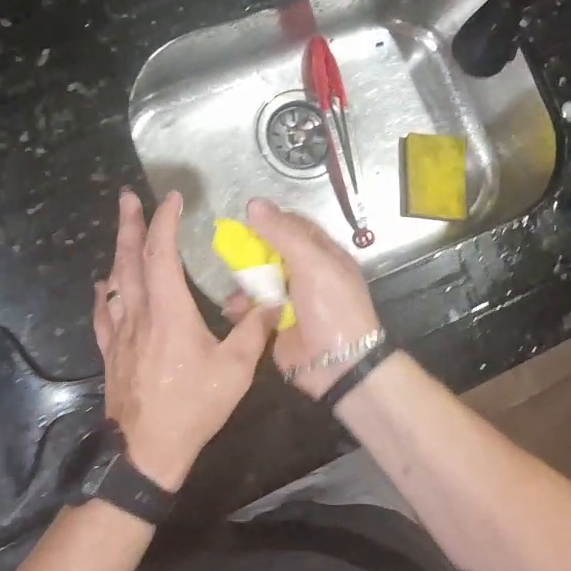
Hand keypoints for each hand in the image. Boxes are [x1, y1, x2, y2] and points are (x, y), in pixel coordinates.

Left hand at [94, 188, 275, 490]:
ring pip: (115, 281)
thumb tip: (273, 302)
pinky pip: (103, 312)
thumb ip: (254, 331)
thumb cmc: (194, 406)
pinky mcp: (111, 352)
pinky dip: (104, 292)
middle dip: (130, 223)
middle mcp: (139, 313)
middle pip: (128, 259)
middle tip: (128, 196)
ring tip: (122, 229)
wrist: (147, 450)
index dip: (165, 222)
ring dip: (118, 250)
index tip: (174, 199)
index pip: (161, 254)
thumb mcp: (236, 370)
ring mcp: (120, 333)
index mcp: (169, 311)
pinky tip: (103, 285)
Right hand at [225, 198, 383, 398]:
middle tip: (230, 252)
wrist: (339, 365)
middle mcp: (307, 274)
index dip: (273, 221)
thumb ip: (283, 234)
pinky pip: (252, 309)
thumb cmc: (333, 307)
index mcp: (324, 255)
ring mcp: (290, 300)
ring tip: (237, 288)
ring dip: (244, 282)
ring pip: (258, 281)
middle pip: (272, 253)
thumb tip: (253, 204)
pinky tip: (235, 309)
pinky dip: (242, 307)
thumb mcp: (313, 263)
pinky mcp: (275, 325)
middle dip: (251, 253)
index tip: (246, 218)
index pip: (296, 227)